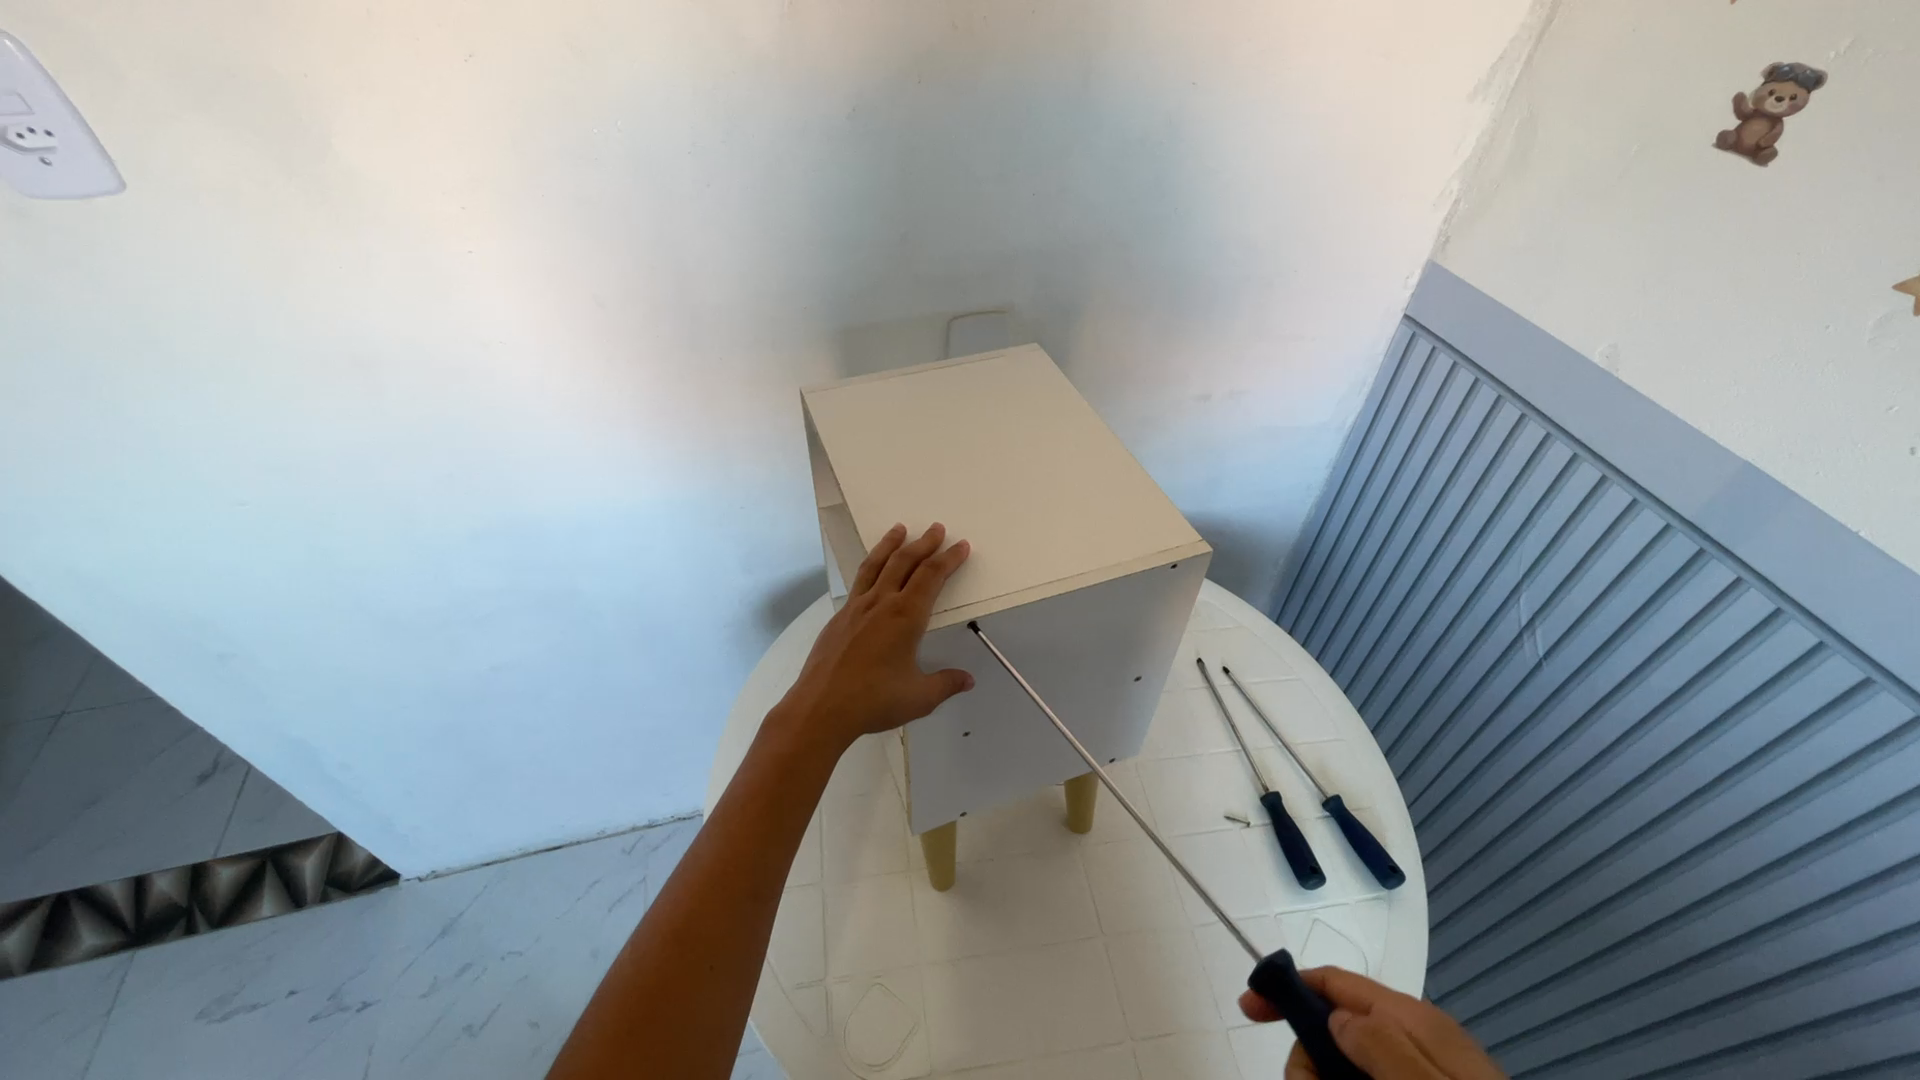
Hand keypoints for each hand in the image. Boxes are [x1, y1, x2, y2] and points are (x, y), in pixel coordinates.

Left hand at [769, 522, 974, 751]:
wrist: (821, 707)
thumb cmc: (874, 701)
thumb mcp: (919, 697)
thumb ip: (945, 684)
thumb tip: (967, 680)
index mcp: (906, 617)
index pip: (931, 577)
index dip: (948, 559)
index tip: (960, 545)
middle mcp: (881, 604)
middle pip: (904, 562)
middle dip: (924, 543)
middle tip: (936, 528)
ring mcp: (856, 608)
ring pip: (875, 565)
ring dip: (890, 544)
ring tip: (898, 529)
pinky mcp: (839, 618)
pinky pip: (859, 582)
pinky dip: (870, 567)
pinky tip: (871, 572)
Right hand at [1238, 968, 1506, 1079]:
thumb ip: (1381, 1045)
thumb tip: (1336, 1014)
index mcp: (1412, 1019)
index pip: (1334, 981)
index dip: (1286, 986)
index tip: (1248, 1008)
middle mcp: (1414, 1035)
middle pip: (1334, 1025)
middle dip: (1308, 1057)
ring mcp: (1420, 1068)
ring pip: (1346, 1061)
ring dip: (1324, 1079)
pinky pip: (1368, 1078)